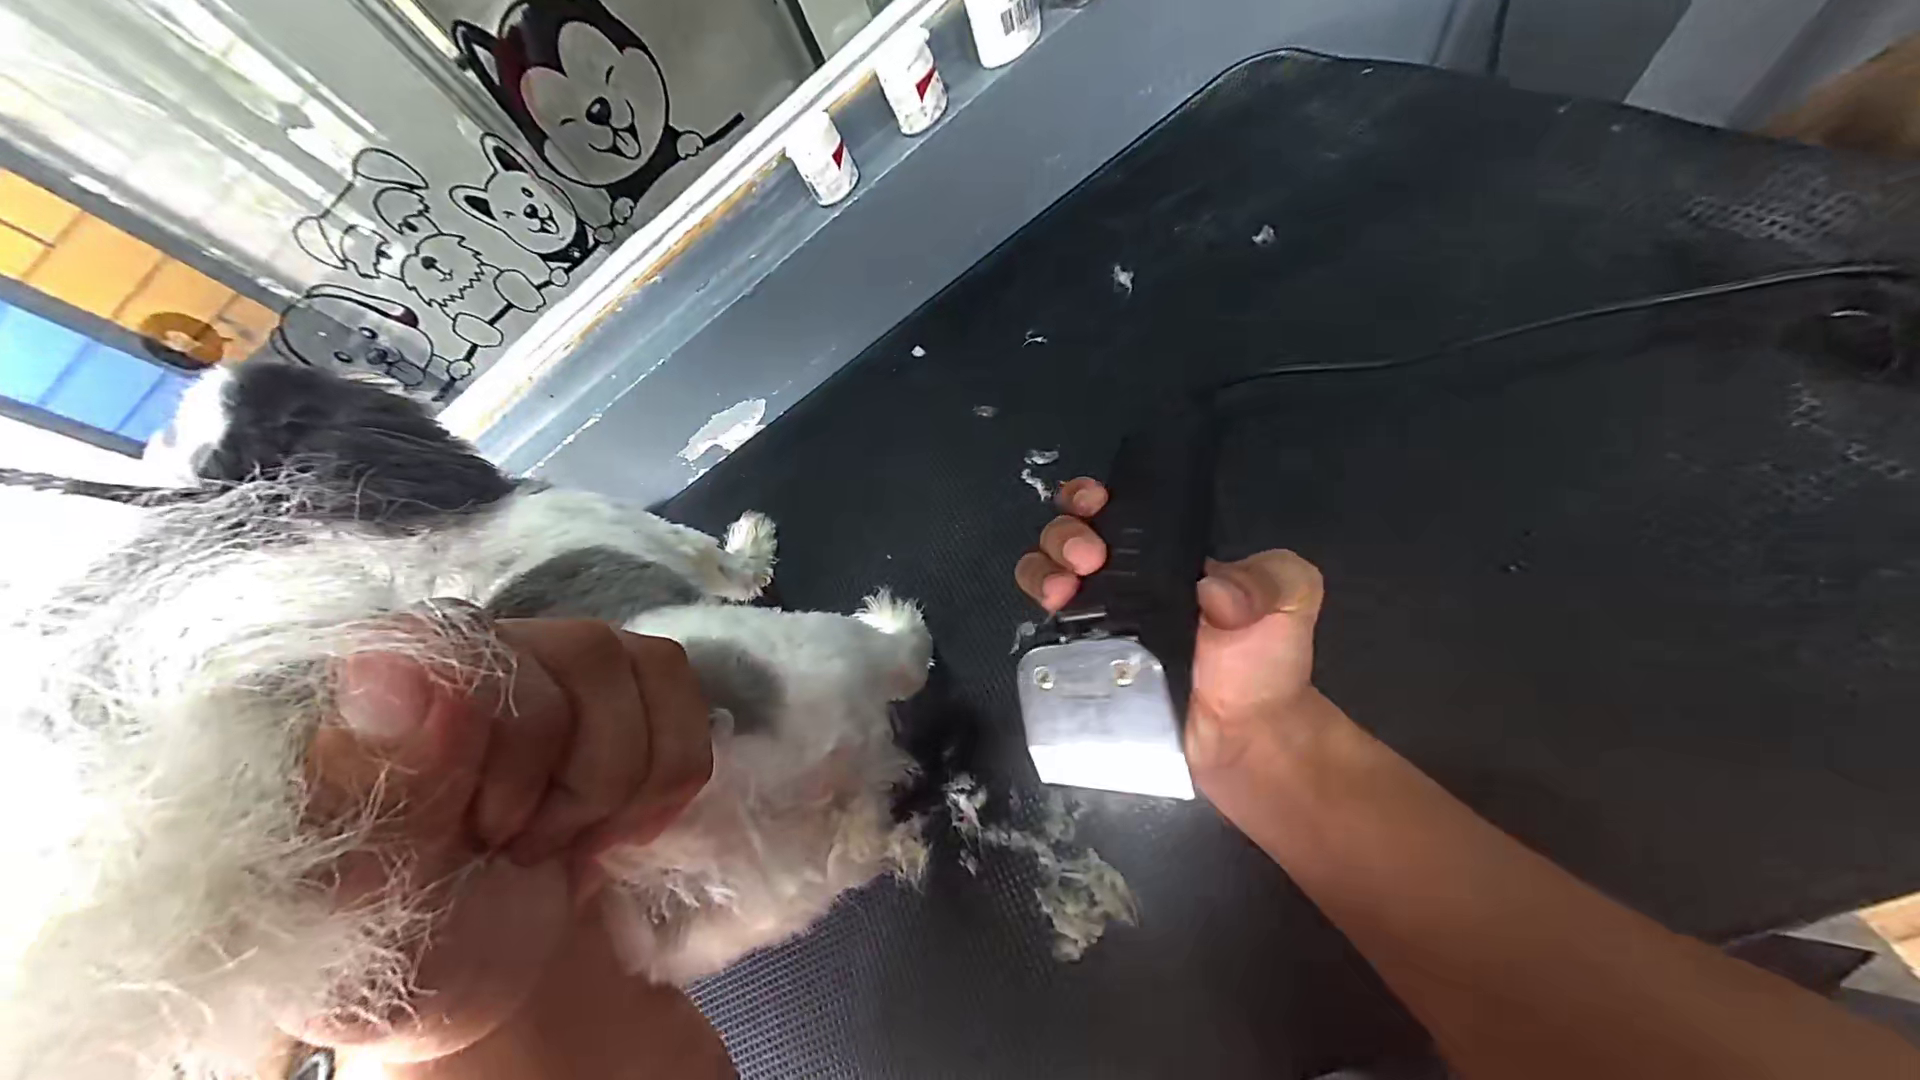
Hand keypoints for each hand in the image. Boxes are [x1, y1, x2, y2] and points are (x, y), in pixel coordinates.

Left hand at [297, 616, 713, 1062]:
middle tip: (524, 844)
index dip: (516, 755)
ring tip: (569, 835)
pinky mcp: (639, 682)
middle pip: (593, 654)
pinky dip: (667, 787)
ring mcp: (573, 654)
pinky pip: (696, 707)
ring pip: (657, 670)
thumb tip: (387, 658)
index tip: (485, 834)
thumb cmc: (412, 937)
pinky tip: (614, 820)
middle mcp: (489, 640)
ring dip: (627, 788)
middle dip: (580, 779)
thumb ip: (378, 776)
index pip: (498, 649)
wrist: (498, 959)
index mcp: (389, 669)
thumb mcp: (366, 895)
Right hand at [1014, 479, 1329, 783]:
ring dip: (1041, 567)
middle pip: (1065, 534)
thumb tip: (1212, 590)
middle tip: (1089, 557)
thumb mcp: (1288, 598)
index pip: (1110, 509)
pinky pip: (1043, 624)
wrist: (1243, 734)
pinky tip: (1054, 613)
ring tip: (1062, 589)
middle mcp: (1117, 578)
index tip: (1095, 504)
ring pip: (1042, 571)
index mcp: (1158, 552)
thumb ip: (1268, 577)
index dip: (1088, 497)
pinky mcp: (1078, 657)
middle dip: (1063, 533)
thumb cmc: (1263, 660)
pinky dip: (1036, 606)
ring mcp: (1093, 617)